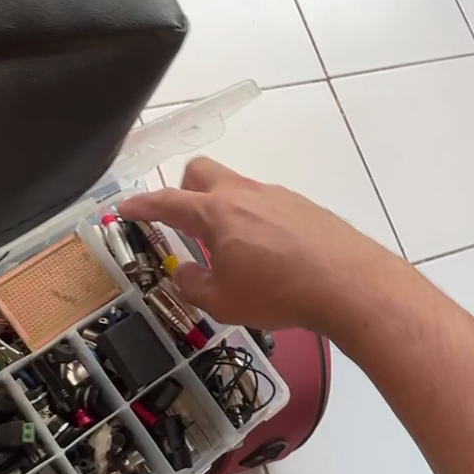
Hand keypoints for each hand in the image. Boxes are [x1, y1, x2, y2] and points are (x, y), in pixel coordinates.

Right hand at [117, 157, 404, 334]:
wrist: (349, 283)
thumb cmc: (278, 293)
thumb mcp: (224, 301)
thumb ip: (194, 284)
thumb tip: (184, 272)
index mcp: (217, 213)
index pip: (168, 201)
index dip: (142, 205)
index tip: (125, 207)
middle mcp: (245, 194)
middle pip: (202, 172)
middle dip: (185, 191)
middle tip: (186, 225)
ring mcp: (277, 196)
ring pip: (238, 189)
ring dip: (224, 210)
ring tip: (233, 251)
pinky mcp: (304, 207)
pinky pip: (267, 205)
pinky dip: (256, 221)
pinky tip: (271, 256)